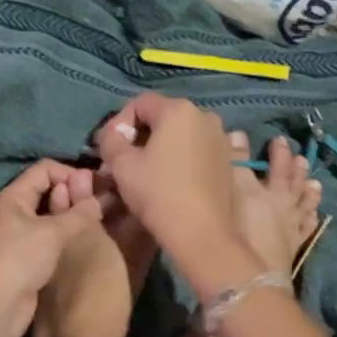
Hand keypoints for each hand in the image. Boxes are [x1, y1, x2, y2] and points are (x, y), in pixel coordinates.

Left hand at [0, 159, 102, 336]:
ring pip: (50, 214)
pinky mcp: (27, 253)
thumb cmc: (22, 260)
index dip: (70, 173)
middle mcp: (14, 210)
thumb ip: (79, 212)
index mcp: (14, 196)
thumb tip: (101, 197)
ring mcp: (19, 233)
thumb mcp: (54, 232)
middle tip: (102, 203)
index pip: (44, 169)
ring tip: (99, 220)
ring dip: (72, 215)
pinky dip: (66, 232)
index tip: (95, 187)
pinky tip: (85, 238)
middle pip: (47, 189)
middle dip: (74, 193)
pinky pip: (50, 233)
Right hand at [93, 93, 245, 265]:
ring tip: (144, 172)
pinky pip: (196, 151)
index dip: (118, 122)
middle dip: (139, 135)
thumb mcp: (121, 165)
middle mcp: (205, 116)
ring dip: (159, 148)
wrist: (201, 232)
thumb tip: (115, 134)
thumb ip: (111, 140)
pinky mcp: (228, 162)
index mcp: (179, 110)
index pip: (140, 103)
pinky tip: (168, 180)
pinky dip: (179, 159)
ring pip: (180, 135)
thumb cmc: (158, 193)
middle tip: (122, 160)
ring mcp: (221, 139)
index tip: (108, 148)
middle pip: (162, 117)